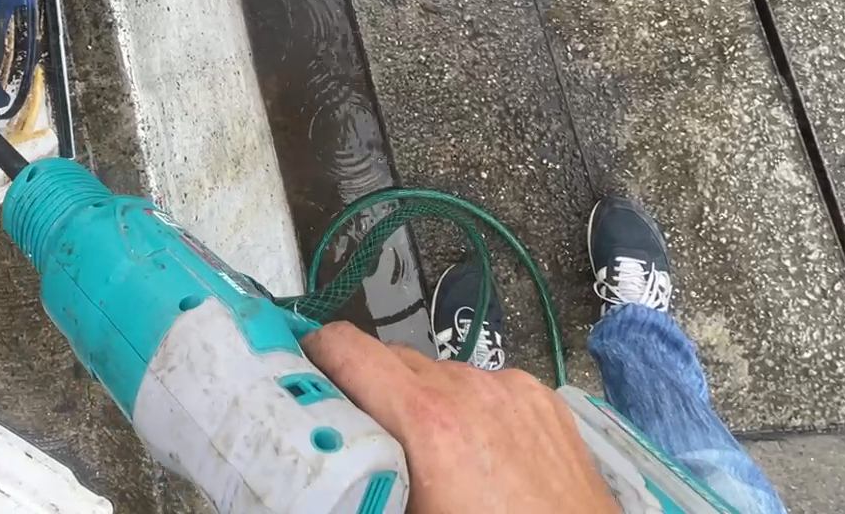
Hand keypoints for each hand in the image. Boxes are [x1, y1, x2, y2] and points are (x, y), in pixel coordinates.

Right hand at [303, 322, 618, 513]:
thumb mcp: (404, 513)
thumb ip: (358, 484)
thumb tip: (319, 470)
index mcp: (428, 422)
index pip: (345, 346)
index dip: (314, 354)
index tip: (302, 375)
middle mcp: (466, 387)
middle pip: (387, 359)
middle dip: (369, 391)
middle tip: (365, 439)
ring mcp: (510, 387)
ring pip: (434, 372)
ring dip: (420, 401)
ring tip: (432, 458)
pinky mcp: (542, 396)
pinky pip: (481, 383)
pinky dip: (467, 407)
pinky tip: (481, 455)